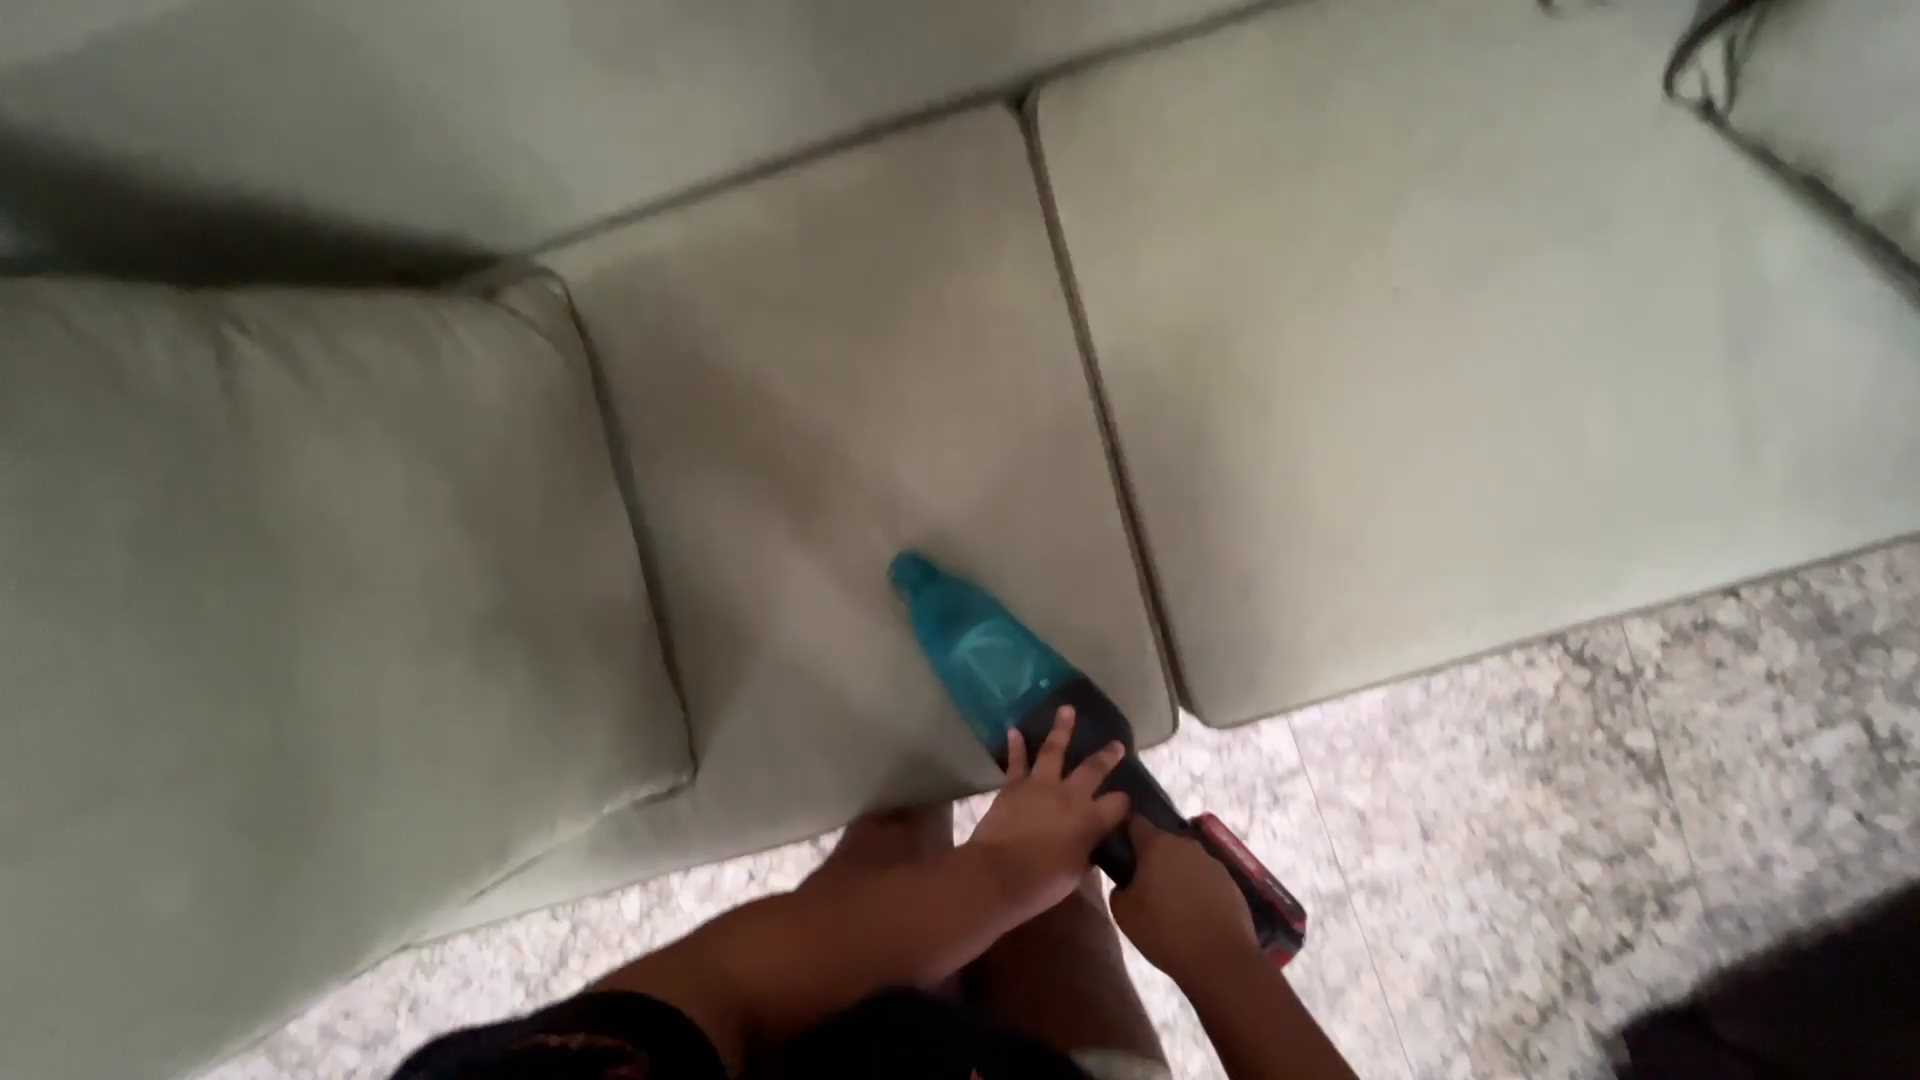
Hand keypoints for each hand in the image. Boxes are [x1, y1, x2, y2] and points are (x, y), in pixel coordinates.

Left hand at [966, 706, 1129, 922]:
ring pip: (1054, 751)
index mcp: (1090, 820)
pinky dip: (1016, 746)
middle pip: (1093, 769)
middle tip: (1116, 744)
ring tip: (1066, 709)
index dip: (1124, 802)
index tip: (1126, 801)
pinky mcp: (1014, 786)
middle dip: (1107, 756)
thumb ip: (1085, 852)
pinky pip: (1016, 761)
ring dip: (1062, 729)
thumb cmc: (1041, 882)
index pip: (1118, 804)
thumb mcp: (1074, 873)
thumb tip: (1089, 844)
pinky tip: (1015, 730)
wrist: (999, 873)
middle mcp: (1070, 796)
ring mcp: (1040, 786)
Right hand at [1110, 816, 1259, 983]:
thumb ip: (1119, 889)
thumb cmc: (1165, 931)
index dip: (1124, 831)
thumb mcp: (1124, 913)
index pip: (1135, 822)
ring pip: (1186, 861)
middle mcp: (1186, 845)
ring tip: (1173, 905)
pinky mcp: (1232, 883)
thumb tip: (1127, 884)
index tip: (1119, 848)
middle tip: (1145, 885)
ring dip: (1177, 874)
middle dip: (1152, 858)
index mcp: (1157, 845)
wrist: (1221, 961)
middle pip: (1163, 843)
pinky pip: (1206, 879)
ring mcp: (1213, 863)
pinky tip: (1196, 916)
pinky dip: (1198, 890)